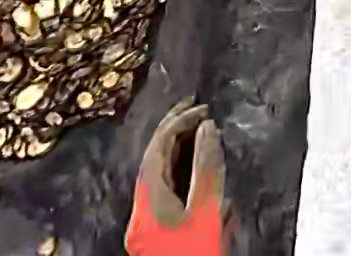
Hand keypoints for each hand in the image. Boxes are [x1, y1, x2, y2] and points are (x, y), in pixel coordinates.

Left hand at [126, 102, 228, 255]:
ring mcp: (150, 230)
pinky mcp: (162, 243)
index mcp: (147, 201)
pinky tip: (209, 181)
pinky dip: (189, 183)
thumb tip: (208, 127)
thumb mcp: (204, 215)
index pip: (158, 146)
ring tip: (209, 139)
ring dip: (187, 157)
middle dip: (180, 134)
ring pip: (165, 180)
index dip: (180, 121)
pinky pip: (172, 201)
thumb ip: (206, 169)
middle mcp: (142, 213)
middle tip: (202, 113)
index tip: (204, 109)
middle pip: (158, 161)